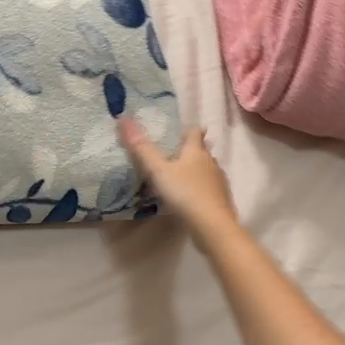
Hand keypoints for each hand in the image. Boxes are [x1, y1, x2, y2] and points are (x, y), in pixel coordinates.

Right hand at [118, 119, 238, 236]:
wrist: (212, 225)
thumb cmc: (184, 192)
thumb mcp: (157, 170)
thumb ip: (141, 148)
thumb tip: (123, 119)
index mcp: (196, 152)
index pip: (194, 133)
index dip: (189, 129)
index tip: (182, 130)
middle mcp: (211, 162)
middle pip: (202, 150)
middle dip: (192, 149)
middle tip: (176, 152)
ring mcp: (219, 181)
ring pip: (207, 169)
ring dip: (197, 169)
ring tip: (181, 174)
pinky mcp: (222, 199)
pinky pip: (210, 187)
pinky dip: (201, 187)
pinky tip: (191, 196)